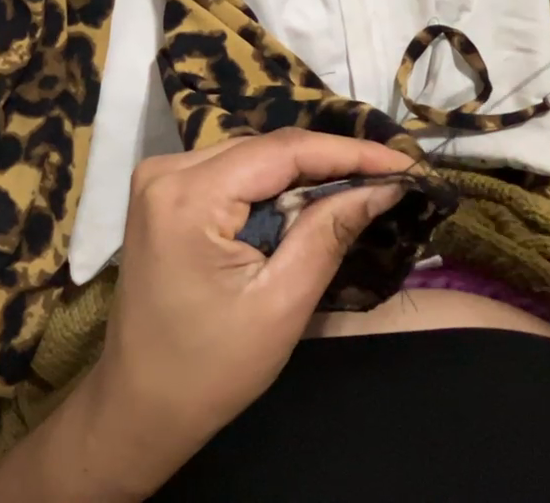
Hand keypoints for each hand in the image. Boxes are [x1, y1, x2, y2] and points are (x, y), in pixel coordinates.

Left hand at [84, 130, 414, 494]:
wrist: (142, 399)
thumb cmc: (212, 366)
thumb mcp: (281, 303)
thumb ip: (327, 233)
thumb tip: (381, 187)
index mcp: (187, 195)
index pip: (282, 150)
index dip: (349, 152)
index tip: (408, 164)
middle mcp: (165, 170)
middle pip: (263, 149)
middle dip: (328, 163)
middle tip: (391, 180)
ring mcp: (157, 179)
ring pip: (247, 157)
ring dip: (300, 174)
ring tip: (359, 189)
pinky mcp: (160, 193)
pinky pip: (226, 173)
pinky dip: (267, 186)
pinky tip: (303, 203)